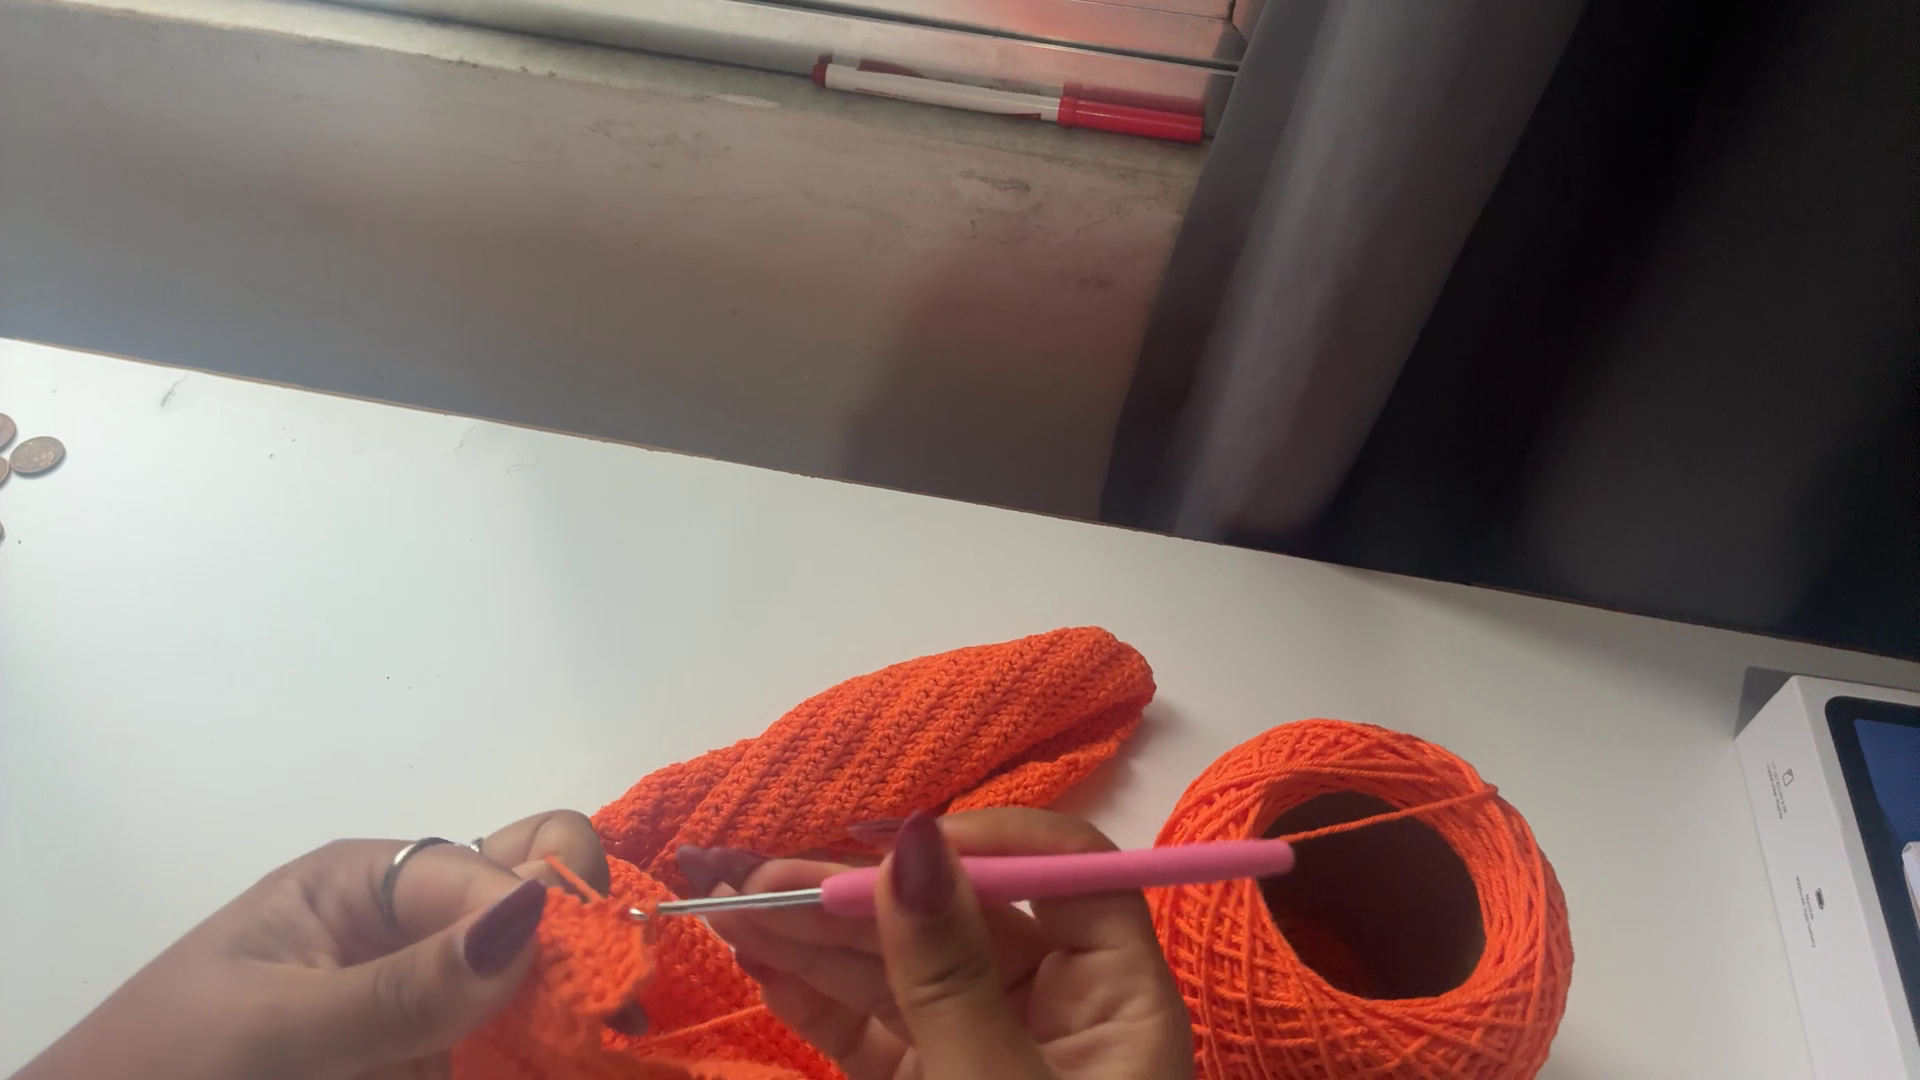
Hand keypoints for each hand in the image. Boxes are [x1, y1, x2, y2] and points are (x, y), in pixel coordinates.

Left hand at [13, 810, 611, 1079]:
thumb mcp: (264, 1032)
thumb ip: (400, 985)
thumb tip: (535, 916)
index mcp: (377, 880)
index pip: (504, 858)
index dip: (546, 908)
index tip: (569, 980)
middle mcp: (420, 919)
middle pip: (542, 888)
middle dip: (585, 927)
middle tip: (612, 993)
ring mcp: (435, 986)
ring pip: (544, 960)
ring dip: (579, 989)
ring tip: (614, 1034)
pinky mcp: (441, 1045)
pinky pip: (518, 1027)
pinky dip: (549, 1037)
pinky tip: (572, 1052)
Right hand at [685, 809, 1193, 1079]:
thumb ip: (950, 974)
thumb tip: (912, 839)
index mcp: (1117, 999)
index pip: (1069, 873)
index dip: (989, 841)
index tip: (896, 844)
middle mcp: (1056, 1010)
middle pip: (960, 916)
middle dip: (858, 894)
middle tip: (760, 876)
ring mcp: (986, 1046)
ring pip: (901, 966)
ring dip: (816, 937)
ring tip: (730, 904)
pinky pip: (872, 1023)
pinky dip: (813, 993)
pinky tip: (757, 956)